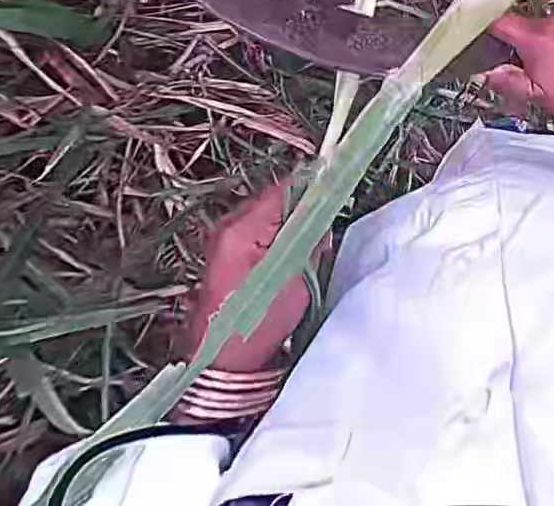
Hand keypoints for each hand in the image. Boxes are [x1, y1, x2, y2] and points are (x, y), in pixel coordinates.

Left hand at [179, 181, 311, 371]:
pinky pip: (258, 230)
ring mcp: (223, 239)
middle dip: (302, 209)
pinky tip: (287, 259)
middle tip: (321, 228)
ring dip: (289, 223)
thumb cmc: (253, 330)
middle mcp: (228, 227)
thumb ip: (311, 241)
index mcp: (243, 230)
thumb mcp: (296, 283)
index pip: (285, 189)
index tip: (333, 191)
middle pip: (276, 198)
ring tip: (304, 249)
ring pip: (268, 213)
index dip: (313, 189)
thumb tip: (324, 214)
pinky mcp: (224, 252)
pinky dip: (276, 236)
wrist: (220, 365)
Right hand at [481, 12, 553, 123]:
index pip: (498, 20)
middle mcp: (551, 22)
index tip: (479, 39)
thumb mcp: (538, 96)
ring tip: (546, 71)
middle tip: (517, 67)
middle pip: (519, 24)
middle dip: (514, 43)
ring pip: (539, 28)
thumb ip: (508, 81)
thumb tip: (486, 73)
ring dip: (536, 44)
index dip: (485, 28)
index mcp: (535, 37)